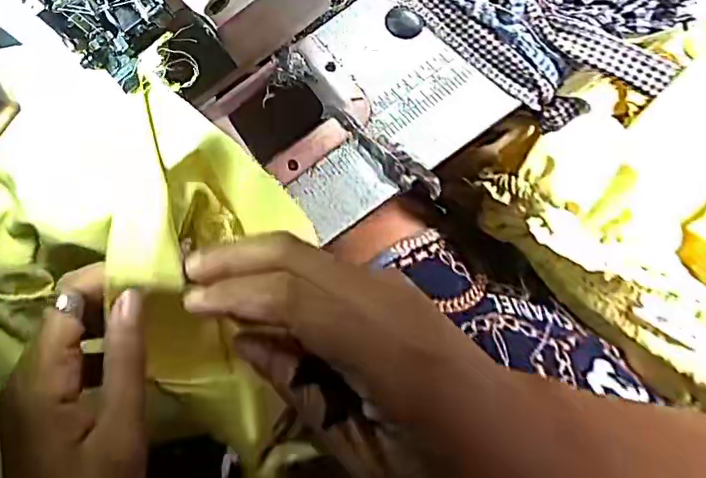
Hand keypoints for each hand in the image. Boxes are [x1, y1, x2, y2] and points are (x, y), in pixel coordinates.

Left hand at [0, 265, 147, 477]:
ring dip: (98, 323)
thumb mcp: (119, 430)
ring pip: (61, 337)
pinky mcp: (30, 412)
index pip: (66, 298)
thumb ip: (125, 357)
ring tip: (140, 319)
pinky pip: (59, 364)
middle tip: (148, 294)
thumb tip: (132, 292)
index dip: (103, 278)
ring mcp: (22, 394)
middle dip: (104, 297)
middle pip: (61, 313)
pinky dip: (88, 352)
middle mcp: (22, 375)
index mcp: (38, 375)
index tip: (143, 274)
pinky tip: (119, 360)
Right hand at [183, 233, 482, 474]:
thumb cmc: (446, 465)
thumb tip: (247, 341)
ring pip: (306, 249)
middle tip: (187, 268)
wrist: (518, 439)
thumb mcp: (371, 458)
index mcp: (389, 347)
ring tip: (209, 269)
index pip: (297, 298)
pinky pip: (321, 265)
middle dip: (236, 256)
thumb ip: (305, 394)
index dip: (237, 293)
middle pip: (296, 254)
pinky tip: (255, 281)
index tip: (191, 301)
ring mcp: (389, 282)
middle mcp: (387, 296)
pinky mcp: (387, 282)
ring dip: (254, 254)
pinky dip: (279, 266)